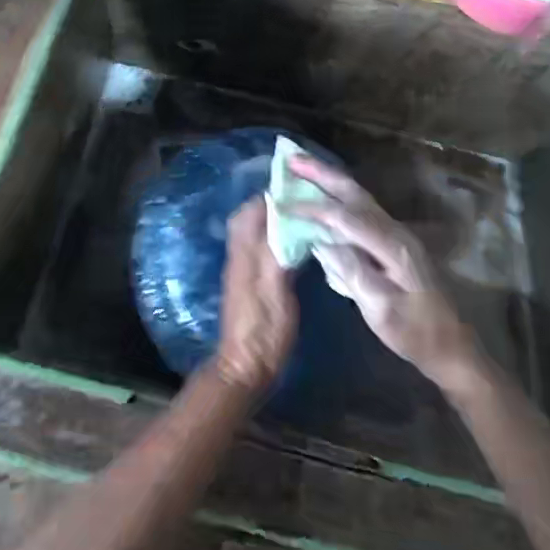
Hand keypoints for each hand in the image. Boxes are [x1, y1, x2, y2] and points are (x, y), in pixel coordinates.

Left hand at [213, 197, 296, 393]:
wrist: (246, 367)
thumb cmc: (263, 329)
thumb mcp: (275, 289)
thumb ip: (279, 251)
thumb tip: (288, 216)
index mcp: (245, 251)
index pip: (255, 208)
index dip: (276, 193)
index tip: (302, 183)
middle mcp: (241, 253)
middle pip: (253, 215)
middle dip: (276, 201)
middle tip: (308, 196)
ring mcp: (245, 267)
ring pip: (258, 229)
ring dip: (277, 217)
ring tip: (308, 212)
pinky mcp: (253, 280)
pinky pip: (263, 245)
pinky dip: (279, 235)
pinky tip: (301, 240)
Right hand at [288, 157, 485, 393]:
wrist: (452, 346)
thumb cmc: (415, 332)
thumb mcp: (380, 310)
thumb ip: (351, 272)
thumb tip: (321, 243)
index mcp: (393, 246)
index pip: (346, 217)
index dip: (312, 208)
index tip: (281, 203)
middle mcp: (395, 231)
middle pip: (354, 193)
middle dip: (322, 174)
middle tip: (291, 158)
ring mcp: (396, 234)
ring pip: (358, 198)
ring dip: (329, 180)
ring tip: (301, 168)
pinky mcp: (392, 242)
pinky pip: (361, 211)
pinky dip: (338, 197)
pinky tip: (324, 196)